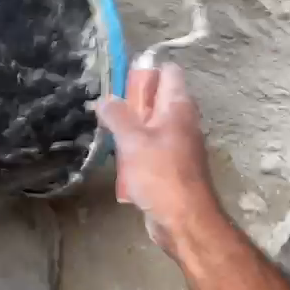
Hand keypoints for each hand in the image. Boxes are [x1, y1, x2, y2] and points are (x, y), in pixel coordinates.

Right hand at [94, 63, 220, 257]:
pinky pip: (152, 148)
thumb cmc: (160, 174)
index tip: (121, 78)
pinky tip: (119, 158)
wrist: (184, 220)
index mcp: (178, 107)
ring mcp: (179, 144)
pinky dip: (137, 149)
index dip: (147, 70)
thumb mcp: (132, 141)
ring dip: (132, 127)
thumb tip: (105, 99)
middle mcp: (183, 121)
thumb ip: (117, 116)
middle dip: (133, 100)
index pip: (168, 72)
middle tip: (108, 108)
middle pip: (158, 98)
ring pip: (153, 125)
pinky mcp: (173, 166)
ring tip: (107, 130)